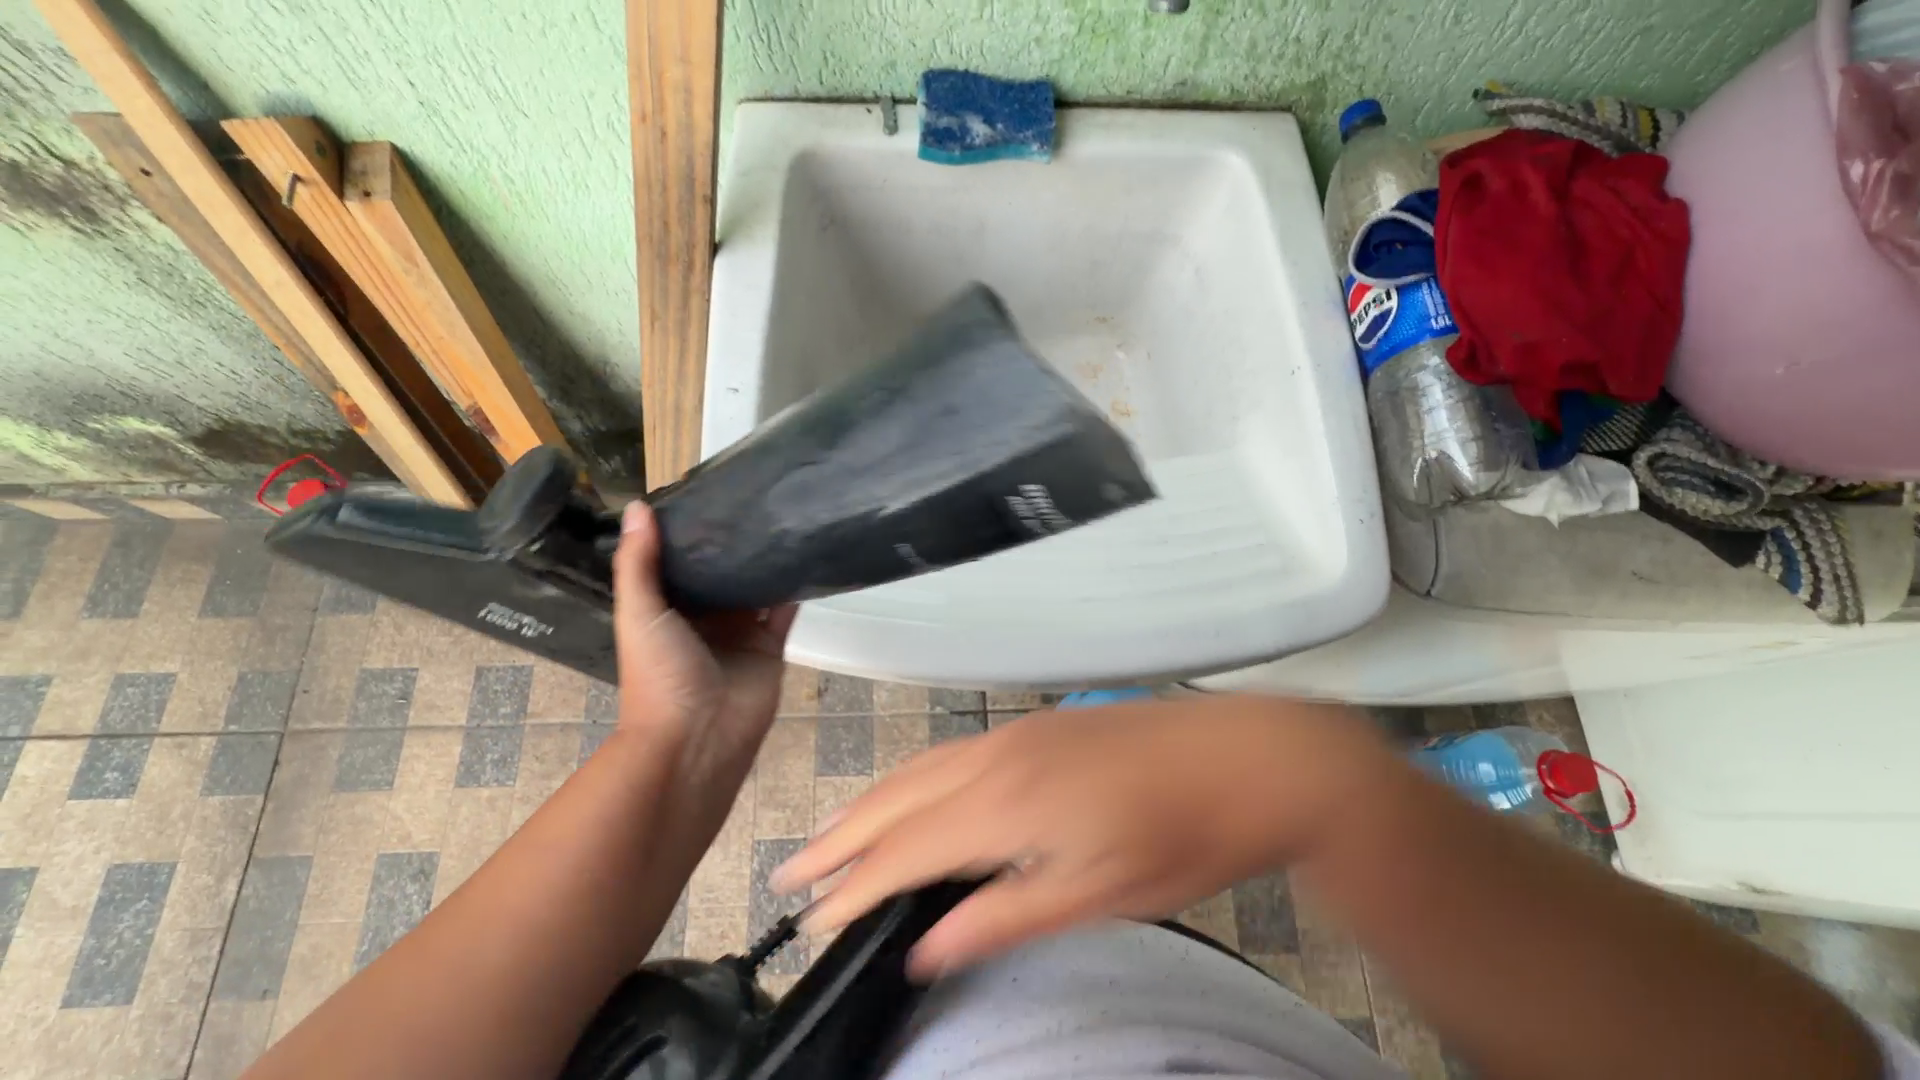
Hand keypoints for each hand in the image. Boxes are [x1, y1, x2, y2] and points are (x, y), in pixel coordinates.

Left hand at [611, 502, 795, 778]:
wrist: (697, 737)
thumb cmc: (658, 675)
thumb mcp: (639, 614)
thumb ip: (638, 563)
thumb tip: (639, 506)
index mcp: (665, 610)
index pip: (677, 562)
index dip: (688, 532)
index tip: (705, 490)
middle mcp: (703, 617)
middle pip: (719, 571)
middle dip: (731, 541)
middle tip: (752, 493)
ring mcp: (740, 631)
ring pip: (754, 586)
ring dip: (764, 558)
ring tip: (781, 511)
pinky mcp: (771, 644)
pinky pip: (785, 609)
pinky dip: (794, 585)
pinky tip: (804, 550)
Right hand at [773, 696, 1387, 977]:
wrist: (1251, 757)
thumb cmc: (1184, 832)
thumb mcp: (1097, 894)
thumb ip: (1003, 917)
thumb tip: (927, 946)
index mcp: (1005, 802)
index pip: (902, 849)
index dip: (853, 886)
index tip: (815, 916)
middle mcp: (996, 757)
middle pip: (893, 798)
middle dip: (838, 839)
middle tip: (793, 874)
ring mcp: (1015, 734)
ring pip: (915, 768)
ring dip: (866, 804)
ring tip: (830, 836)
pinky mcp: (1035, 726)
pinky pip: (946, 752)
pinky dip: (906, 778)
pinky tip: (906, 793)